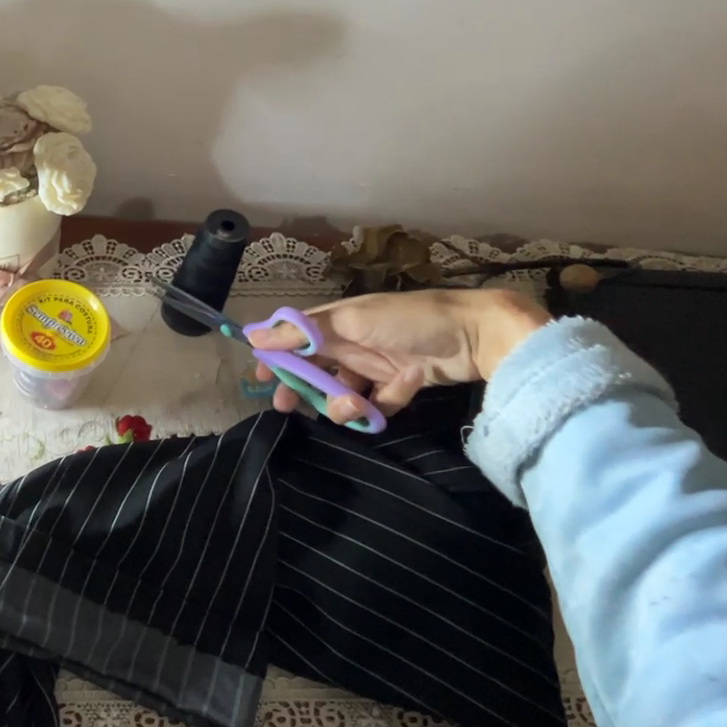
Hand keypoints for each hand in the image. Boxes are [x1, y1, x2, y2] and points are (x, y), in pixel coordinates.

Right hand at [248, 288, 548, 421]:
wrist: (475, 336)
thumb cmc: (408, 318)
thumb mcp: (349, 320)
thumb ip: (301, 332)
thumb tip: (251, 334)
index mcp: (334, 324)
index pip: (293, 340)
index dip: (275, 358)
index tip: (261, 379)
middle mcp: (349, 345)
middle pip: (312, 373)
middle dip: (301, 391)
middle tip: (288, 407)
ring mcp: (372, 368)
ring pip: (340, 395)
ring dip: (344, 404)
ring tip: (357, 404)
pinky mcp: (395, 388)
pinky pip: (376, 405)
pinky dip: (387, 400)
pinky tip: (405, 385)